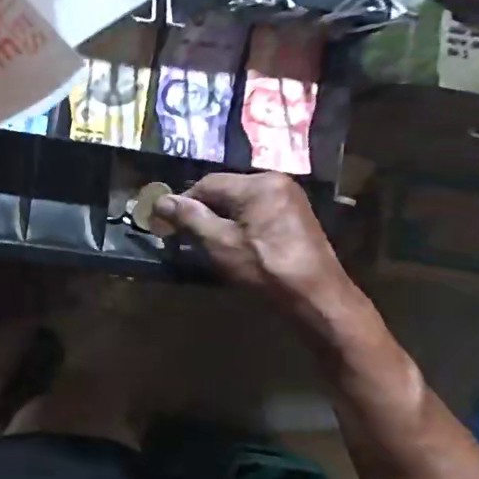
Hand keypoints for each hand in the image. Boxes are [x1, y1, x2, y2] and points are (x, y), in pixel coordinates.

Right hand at [155, 172, 351, 307]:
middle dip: (202, 212)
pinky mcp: (295, 215)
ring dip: (219, 218)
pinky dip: (239, 223)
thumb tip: (161, 201)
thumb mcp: (220, 243)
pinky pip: (256, 210)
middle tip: (184, 236)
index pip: (207, 184)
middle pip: (224, 190)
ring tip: (206, 242)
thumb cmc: (265, 269)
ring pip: (240, 201)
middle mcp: (276, 181)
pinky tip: (232, 244)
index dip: (182, 203)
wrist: (317, 298)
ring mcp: (289, 198)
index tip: (166, 225)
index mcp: (258, 183)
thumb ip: (189, 218)